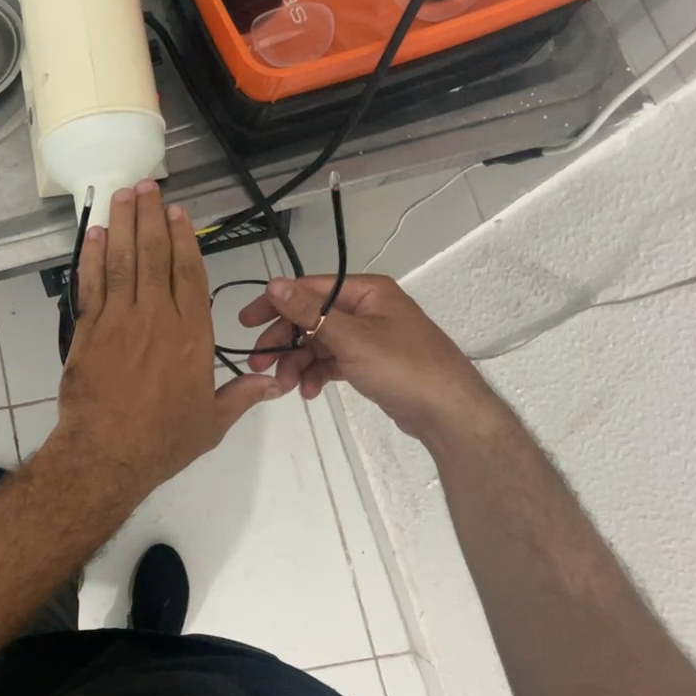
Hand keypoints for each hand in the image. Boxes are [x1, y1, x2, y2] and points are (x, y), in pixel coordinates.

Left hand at [50, 182, 281, 499]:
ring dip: (122, 224)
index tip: (178, 212)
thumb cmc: (164, 440)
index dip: (184, 238)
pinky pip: (91, 284)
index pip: (190, 273)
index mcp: (192, 335)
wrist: (107, 454)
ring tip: (122, 194)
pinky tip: (93, 234)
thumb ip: (242, 395)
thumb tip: (275, 384)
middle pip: (154, 256)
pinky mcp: (88, 331)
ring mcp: (118, 321)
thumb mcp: (212, 421)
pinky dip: (91, 257)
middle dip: (150, 217)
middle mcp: (156, 318)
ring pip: (122, 261)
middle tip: (146, 185)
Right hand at [237, 274, 504, 444]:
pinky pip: (332, 361)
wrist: (449, 413)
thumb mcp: (350, 338)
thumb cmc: (403, 367)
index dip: (275, 304)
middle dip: (284, 341)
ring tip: (285, 385)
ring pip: (318, 343)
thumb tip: (274, 283)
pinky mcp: (369, 362)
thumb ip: (308, 311)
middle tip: (260, 363)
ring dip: (298, 362)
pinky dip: (317, 374)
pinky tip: (309, 391)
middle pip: (310, 318)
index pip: (308, 289)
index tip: (246, 322)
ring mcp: (367, 337)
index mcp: (365, 292)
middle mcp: (365, 309)